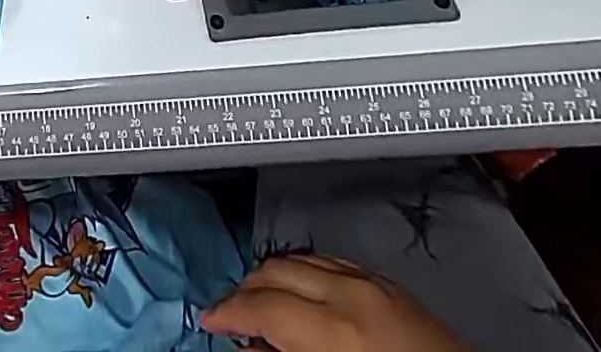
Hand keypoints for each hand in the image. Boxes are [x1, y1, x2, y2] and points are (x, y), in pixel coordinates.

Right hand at [201, 255, 465, 351]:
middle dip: (245, 289)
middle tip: (230, 314)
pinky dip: (304, 270)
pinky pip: (331, 261)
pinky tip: (301, 289)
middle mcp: (351, 293)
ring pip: (300, 259)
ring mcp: (373, 284)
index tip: (210, 319)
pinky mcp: (390, 285)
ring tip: (260, 301)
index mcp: (335, 329)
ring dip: (273, 275)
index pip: (263, 306)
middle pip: (276, 271)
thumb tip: (253, 346)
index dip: (228, 311)